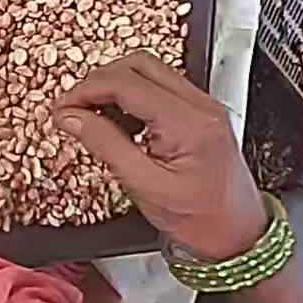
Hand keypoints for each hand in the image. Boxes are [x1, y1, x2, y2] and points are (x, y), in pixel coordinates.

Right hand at [52, 53, 267, 258]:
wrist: (240, 237)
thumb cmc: (199, 219)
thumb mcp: (144, 186)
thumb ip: (106, 145)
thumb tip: (71, 117)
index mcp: (187, 123)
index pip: (125, 84)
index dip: (86, 90)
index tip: (63, 108)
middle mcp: (200, 105)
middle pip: (137, 65)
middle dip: (98, 81)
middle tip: (74, 107)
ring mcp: (203, 105)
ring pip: (148, 70)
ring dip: (114, 85)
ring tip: (93, 114)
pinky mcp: (200, 112)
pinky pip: (159, 86)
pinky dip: (131, 95)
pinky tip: (118, 121)